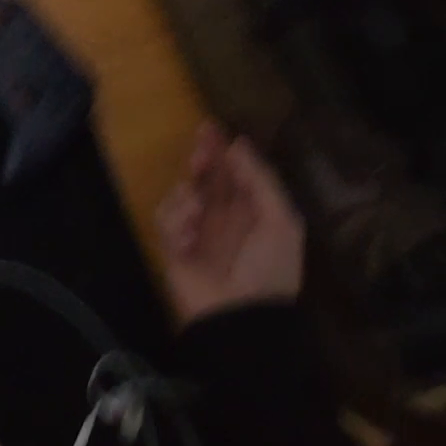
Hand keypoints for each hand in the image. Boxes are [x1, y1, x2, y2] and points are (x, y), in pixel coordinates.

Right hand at [156, 119, 305, 323]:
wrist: (241, 317)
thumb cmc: (267, 269)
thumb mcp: (280, 222)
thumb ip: (261, 181)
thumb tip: (239, 144)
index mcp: (251, 214)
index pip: (234, 175)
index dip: (224, 152)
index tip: (213, 128)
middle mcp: (222, 219)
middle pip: (206, 179)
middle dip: (202, 161)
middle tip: (199, 153)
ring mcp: (196, 232)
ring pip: (181, 194)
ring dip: (187, 194)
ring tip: (195, 207)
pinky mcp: (173, 247)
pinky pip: (165, 219)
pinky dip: (175, 220)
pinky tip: (188, 233)